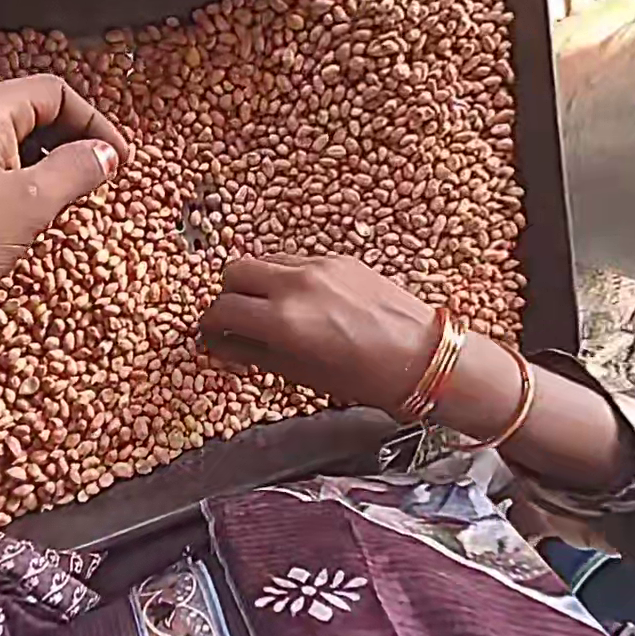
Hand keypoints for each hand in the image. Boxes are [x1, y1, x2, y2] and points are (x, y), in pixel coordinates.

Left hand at [0, 75, 130, 326]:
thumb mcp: (28, 204)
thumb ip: (76, 171)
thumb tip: (106, 154)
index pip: (57, 93)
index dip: (96, 125)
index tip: (120, 162)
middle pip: (33, 114)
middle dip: (72, 145)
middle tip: (96, 184)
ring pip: (11, 144)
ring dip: (46, 168)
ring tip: (63, 205)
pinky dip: (16, 184)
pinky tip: (21, 219)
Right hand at [198, 254, 437, 411]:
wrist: (425, 355)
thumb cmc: (364, 378)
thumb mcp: (301, 374)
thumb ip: (252, 354)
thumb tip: (218, 345)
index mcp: (283, 321)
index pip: (223, 309)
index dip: (209, 323)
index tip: (210, 333)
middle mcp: (295, 284)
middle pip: (234, 271)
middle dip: (228, 295)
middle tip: (237, 318)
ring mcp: (318, 266)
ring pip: (263, 260)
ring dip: (255, 283)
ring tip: (269, 309)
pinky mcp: (338, 258)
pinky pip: (294, 261)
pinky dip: (285, 278)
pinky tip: (303, 301)